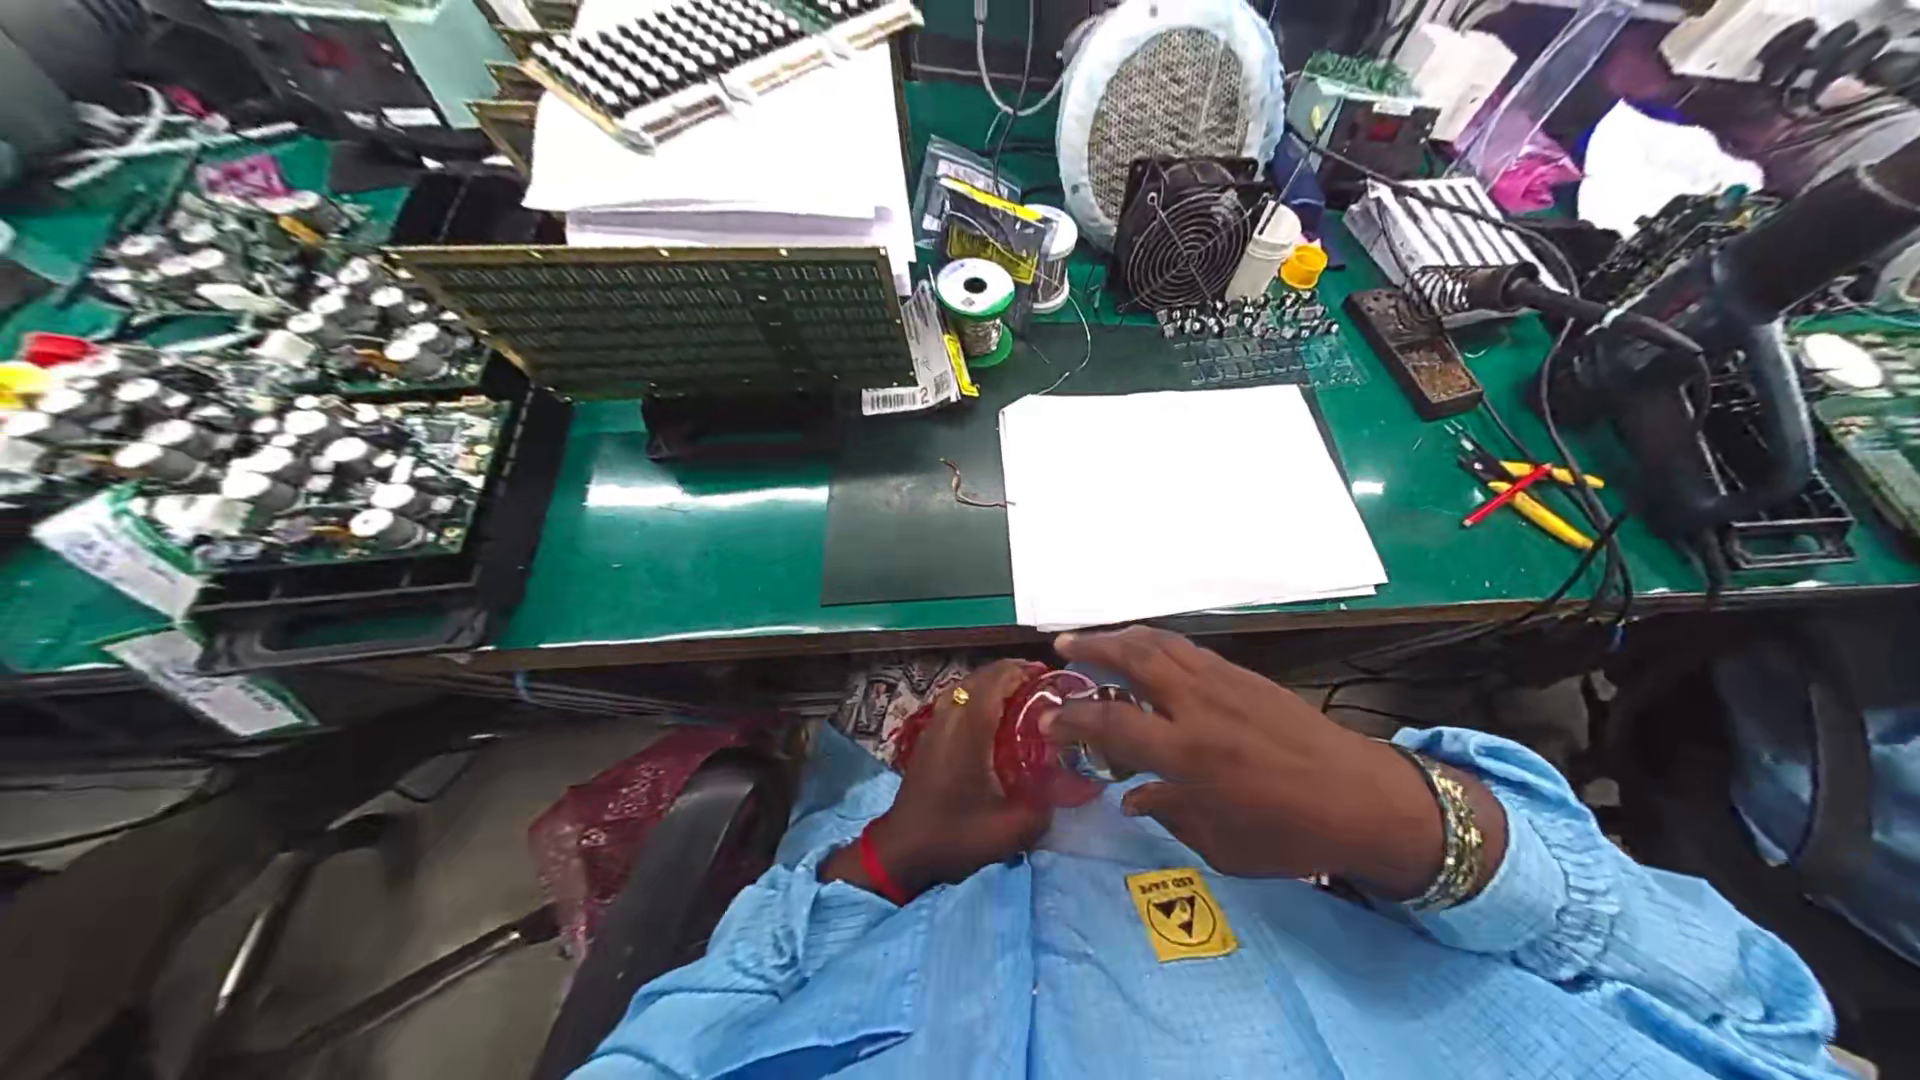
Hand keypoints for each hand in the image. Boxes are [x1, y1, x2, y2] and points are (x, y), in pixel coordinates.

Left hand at [825, 660, 1052, 900]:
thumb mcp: (1010, 830)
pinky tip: (995, 717)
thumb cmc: (955, 835)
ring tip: (1023, 696)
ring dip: (994, 683)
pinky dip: (978, 695)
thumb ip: (1044, 806)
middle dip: (1013, 673)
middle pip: (982, 676)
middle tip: (1043, 686)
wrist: (903, 849)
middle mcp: (950, 715)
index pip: (997, 678)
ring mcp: (935, 722)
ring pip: (967, 685)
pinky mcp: (929, 734)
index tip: (1052, 678)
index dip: (1024, 671)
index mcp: (969, 727)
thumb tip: (1066, 784)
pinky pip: (956, 699)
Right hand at [1044, 627, 1505, 899]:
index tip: (1047, 722)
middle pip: (1132, 660)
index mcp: (1188, 755)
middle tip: (1061, 647)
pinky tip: (1146, 648)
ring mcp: (1223, 684)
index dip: (1072, 720)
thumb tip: (1131, 797)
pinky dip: (1156, 642)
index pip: (1111, 724)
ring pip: (1160, 644)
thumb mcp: (1221, 844)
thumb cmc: (1291, 835)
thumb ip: (1168, 813)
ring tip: (1095, 637)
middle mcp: (1198, 708)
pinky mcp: (1244, 675)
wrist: (1368, 800)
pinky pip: (1188, 648)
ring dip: (1120, 636)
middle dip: (1090, 648)